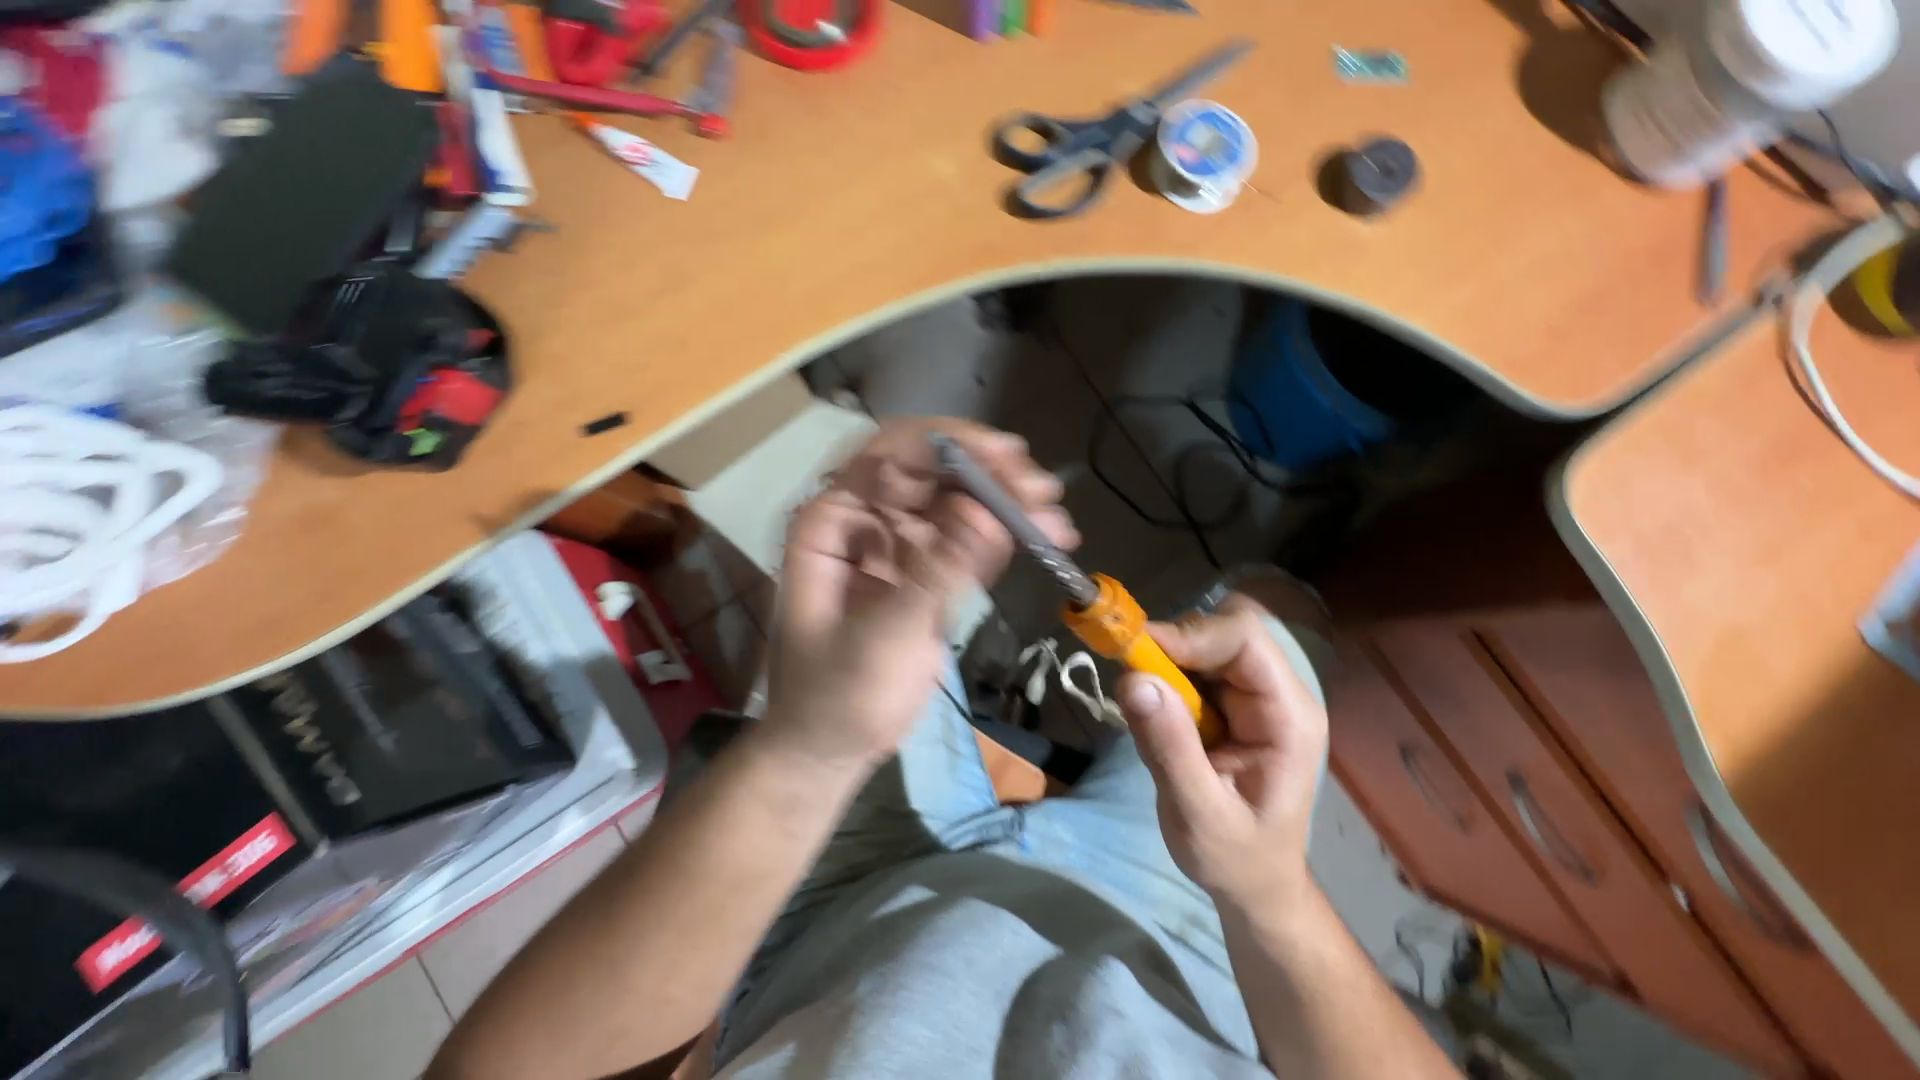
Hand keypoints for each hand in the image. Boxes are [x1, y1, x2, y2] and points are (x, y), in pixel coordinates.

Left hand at [766, 418, 1075, 769]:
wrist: (832, 749)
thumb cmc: (835, 695)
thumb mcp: (881, 637)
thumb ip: (934, 575)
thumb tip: (985, 513)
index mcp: (833, 523)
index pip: (886, 457)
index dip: (943, 445)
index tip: (1001, 454)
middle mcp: (866, 523)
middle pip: (930, 474)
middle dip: (985, 473)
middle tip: (1038, 485)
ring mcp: (900, 549)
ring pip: (956, 504)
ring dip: (1004, 502)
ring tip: (1053, 510)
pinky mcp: (930, 576)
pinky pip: (969, 543)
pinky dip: (1005, 537)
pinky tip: (1047, 534)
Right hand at [1115, 595, 1327, 909]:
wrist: (1254, 884)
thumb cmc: (1237, 858)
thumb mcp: (1199, 814)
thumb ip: (1170, 748)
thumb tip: (1133, 679)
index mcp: (1289, 715)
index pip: (1245, 639)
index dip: (1190, 634)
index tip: (1135, 654)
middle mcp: (1277, 693)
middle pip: (1224, 631)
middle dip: (1174, 645)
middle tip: (1131, 677)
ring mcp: (1254, 696)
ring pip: (1205, 644)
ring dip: (1166, 663)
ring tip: (1143, 707)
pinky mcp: (1229, 703)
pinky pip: (1193, 667)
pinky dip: (1164, 678)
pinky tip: (1155, 716)